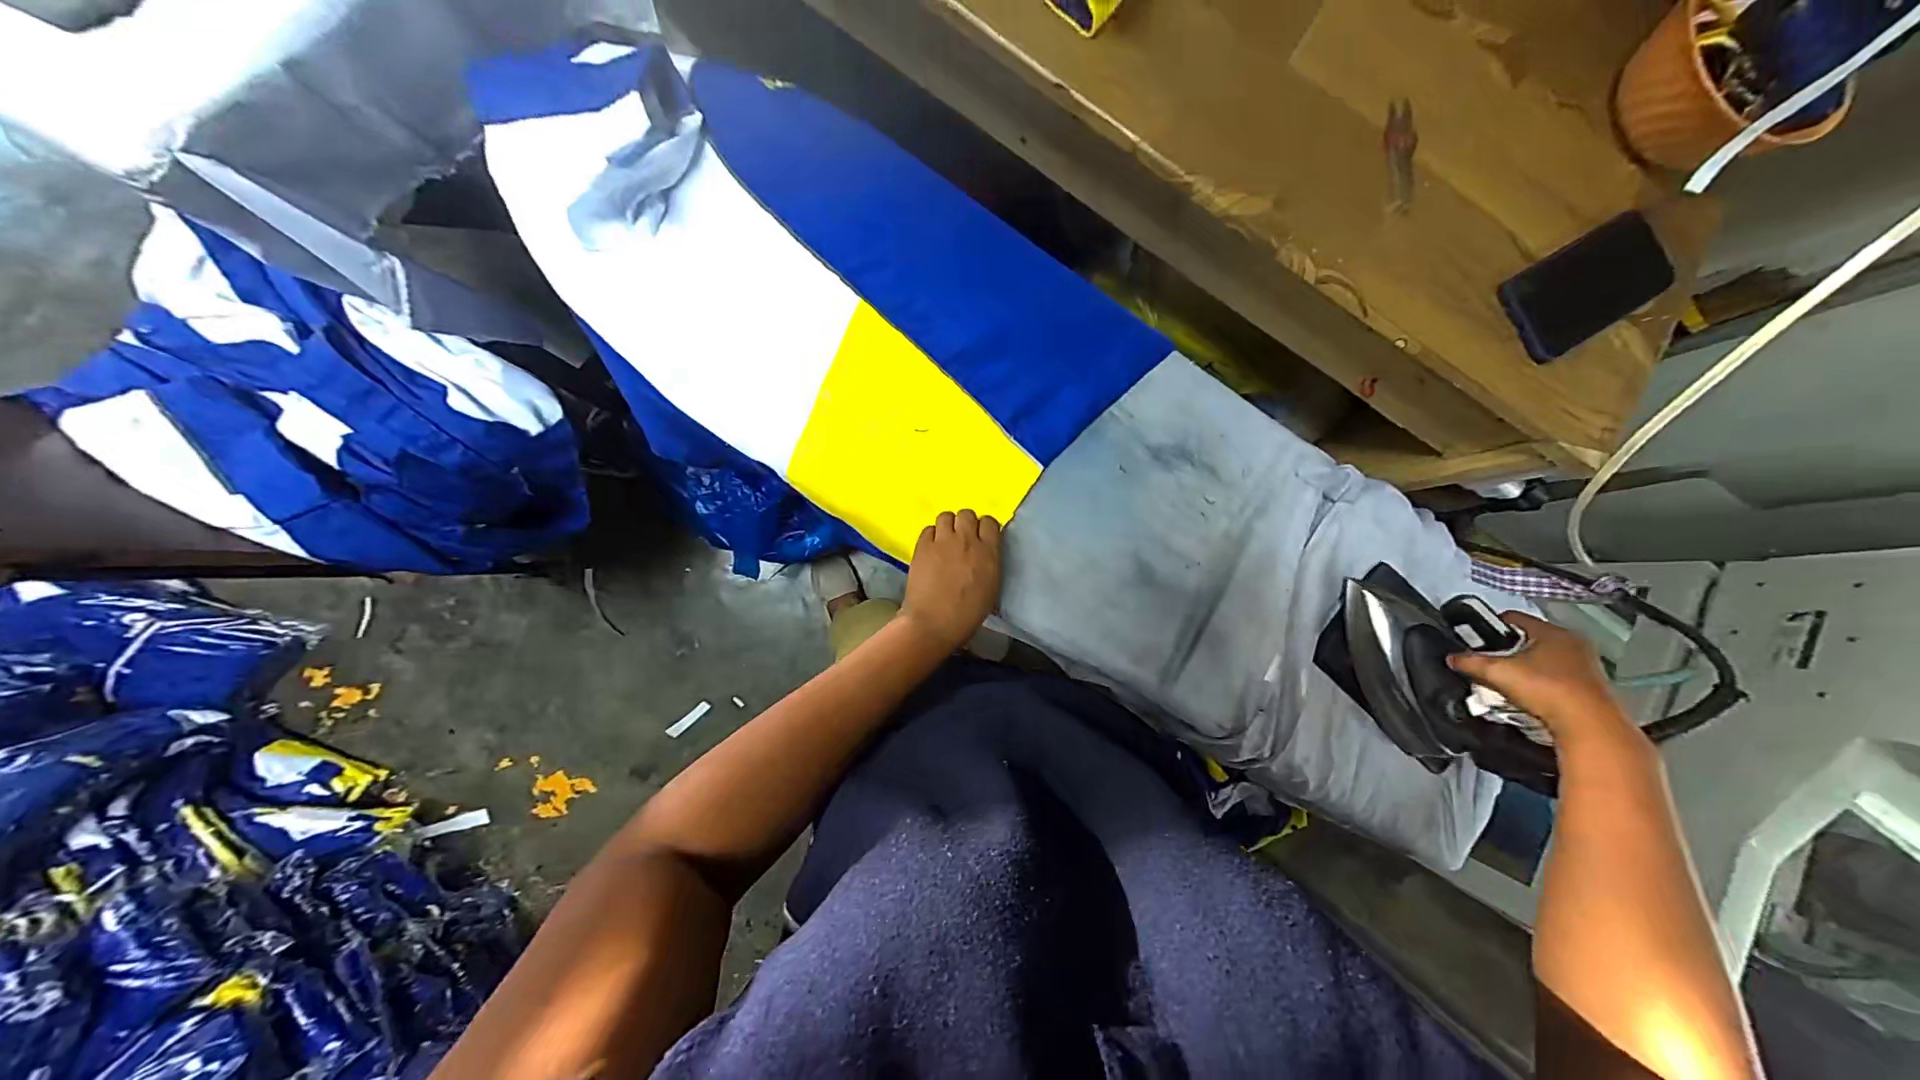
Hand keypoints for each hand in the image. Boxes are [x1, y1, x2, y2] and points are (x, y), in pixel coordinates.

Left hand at [899, 510, 1002, 655]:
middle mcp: (967, 541)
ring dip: (947, 526)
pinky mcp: (922, 546)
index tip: (980, 538)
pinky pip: (928, 529)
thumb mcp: (991, 588)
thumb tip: (985, 554)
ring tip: (944, 541)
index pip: (990, 523)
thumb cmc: (967, 615)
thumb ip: (989, 564)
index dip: (984, 528)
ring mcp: (943, 541)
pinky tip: (931, 549)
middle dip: (965, 523)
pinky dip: (931, 536)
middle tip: (961, 539)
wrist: (934, 623)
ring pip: (946, 516)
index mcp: (988, 553)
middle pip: (967, 514)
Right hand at [1447, 613, 1639, 747]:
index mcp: (1553, 632)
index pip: (1513, 618)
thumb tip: (1453, 658)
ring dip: (1525, 668)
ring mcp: (1586, 665)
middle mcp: (1574, 643)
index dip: (1491, 625)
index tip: (1476, 638)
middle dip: (1507, 650)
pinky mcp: (1591, 687)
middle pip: (1528, 639)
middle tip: (1490, 663)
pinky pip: (1556, 677)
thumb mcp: (1497, 672)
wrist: (1587, 726)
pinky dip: (1540, 683)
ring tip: (1507, 682)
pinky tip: (1529, 696)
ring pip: (1544, 659)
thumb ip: (1470, 662)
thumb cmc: (1547, 689)